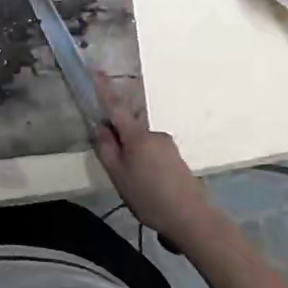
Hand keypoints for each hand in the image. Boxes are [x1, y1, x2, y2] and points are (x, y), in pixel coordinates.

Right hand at [91, 71, 218, 243]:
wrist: (191, 217)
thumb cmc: (149, 197)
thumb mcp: (118, 175)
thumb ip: (107, 149)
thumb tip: (101, 127)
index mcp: (137, 135)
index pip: (116, 107)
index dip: (105, 89)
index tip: (96, 70)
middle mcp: (154, 134)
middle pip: (129, 130)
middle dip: (119, 144)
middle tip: (117, 172)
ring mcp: (168, 145)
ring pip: (140, 145)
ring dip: (133, 159)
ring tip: (135, 188)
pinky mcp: (176, 158)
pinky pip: (152, 155)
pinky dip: (145, 166)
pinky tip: (148, 189)